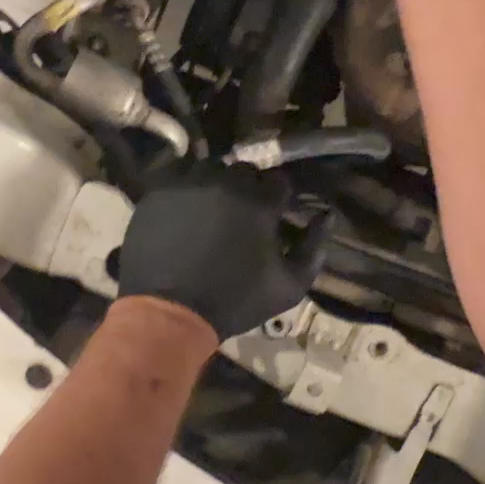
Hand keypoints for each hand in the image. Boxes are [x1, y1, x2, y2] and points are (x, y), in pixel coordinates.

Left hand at [116, 167, 314, 340]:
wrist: (170, 314)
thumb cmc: (235, 302)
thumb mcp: (289, 287)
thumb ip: (313, 247)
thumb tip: (326, 215)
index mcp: (259, 203)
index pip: (278, 181)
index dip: (276, 197)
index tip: (272, 213)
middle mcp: (225, 183)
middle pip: (243, 170)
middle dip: (246, 188)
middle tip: (241, 213)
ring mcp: (188, 185)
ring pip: (209, 170)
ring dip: (215, 185)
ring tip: (211, 210)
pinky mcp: (158, 193)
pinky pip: (178, 182)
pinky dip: (185, 194)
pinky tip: (183, 216)